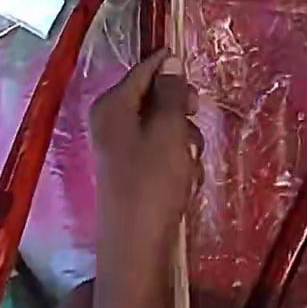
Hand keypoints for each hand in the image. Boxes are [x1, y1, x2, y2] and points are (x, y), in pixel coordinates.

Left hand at [90, 49, 201, 263]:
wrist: (136, 247)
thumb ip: (171, 93)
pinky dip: (174, 157)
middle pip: (151, 97)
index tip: (192, 63)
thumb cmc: (152, 182)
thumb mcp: (168, 130)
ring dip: (181, 137)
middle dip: (178, 108)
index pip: (143, 70)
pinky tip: (186, 177)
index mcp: (112, 104)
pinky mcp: (129, 169)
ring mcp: (117, 145)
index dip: (168, 64)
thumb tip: (170, 60)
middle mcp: (109, 119)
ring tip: (191, 159)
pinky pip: (157, 148)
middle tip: (197, 114)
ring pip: (159, 124)